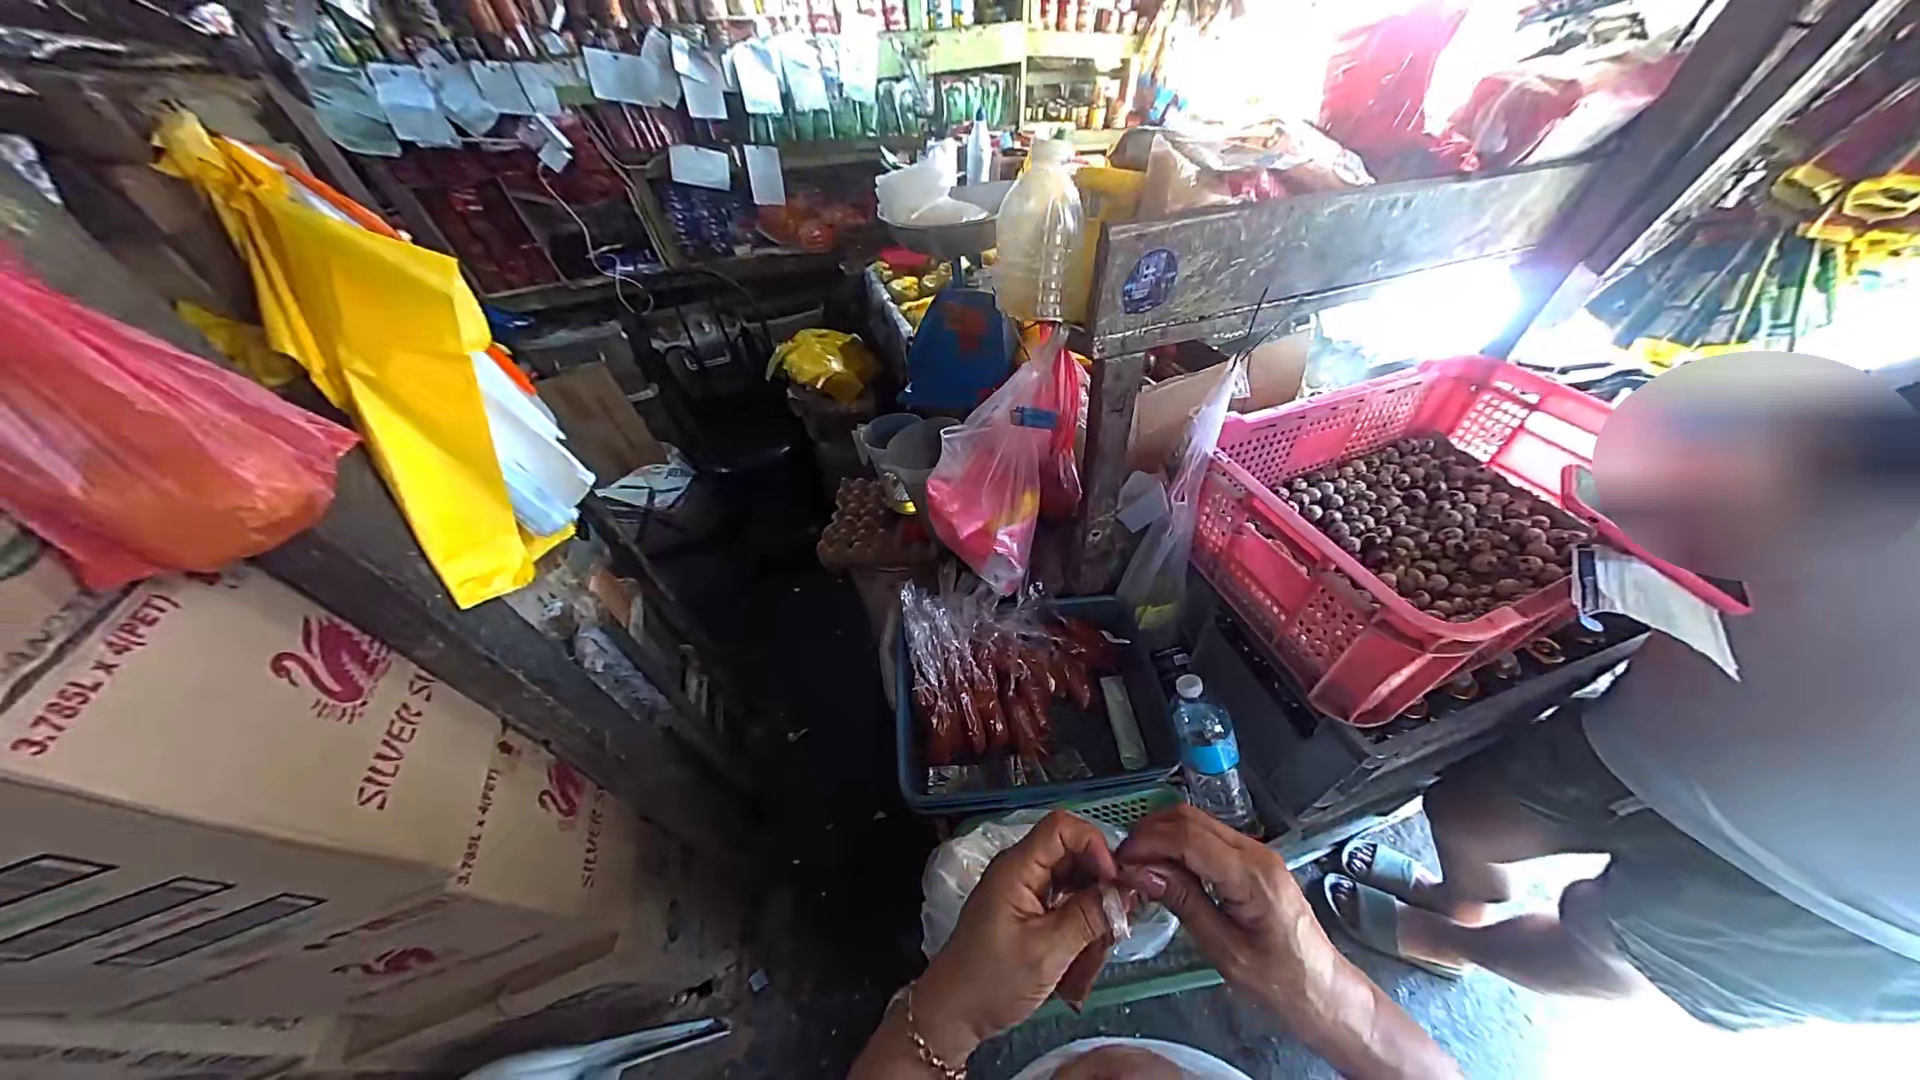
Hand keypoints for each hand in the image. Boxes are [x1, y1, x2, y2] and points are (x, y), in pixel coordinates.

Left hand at [912, 811, 1127, 1060]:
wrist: (954, 1012)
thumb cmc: (993, 980)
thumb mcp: (1047, 952)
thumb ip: (1088, 917)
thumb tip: (1126, 891)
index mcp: (1018, 866)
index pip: (1062, 827)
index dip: (1094, 844)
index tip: (1114, 882)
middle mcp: (1022, 868)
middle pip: (1072, 853)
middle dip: (1099, 884)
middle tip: (1117, 922)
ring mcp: (1025, 888)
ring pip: (1073, 880)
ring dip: (1093, 910)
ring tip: (1097, 950)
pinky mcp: (1029, 909)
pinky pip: (1065, 901)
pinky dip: (1081, 923)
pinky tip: (1085, 954)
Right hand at [1115, 804, 1336, 1016]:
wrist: (1330, 995)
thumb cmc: (1282, 984)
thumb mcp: (1226, 952)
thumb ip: (1183, 903)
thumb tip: (1142, 871)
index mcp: (1252, 875)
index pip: (1188, 837)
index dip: (1148, 843)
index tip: (1122, 861)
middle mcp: (1255, 851)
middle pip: (1189, 817)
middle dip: (1150, 831)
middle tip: (1125, 860)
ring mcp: (1256, 850)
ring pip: (1196, 820)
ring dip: (1162, 833)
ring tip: (1140, 863)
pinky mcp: (1252, 858)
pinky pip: (1207, 835)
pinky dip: (1178, 841)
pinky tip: (1164, 865)